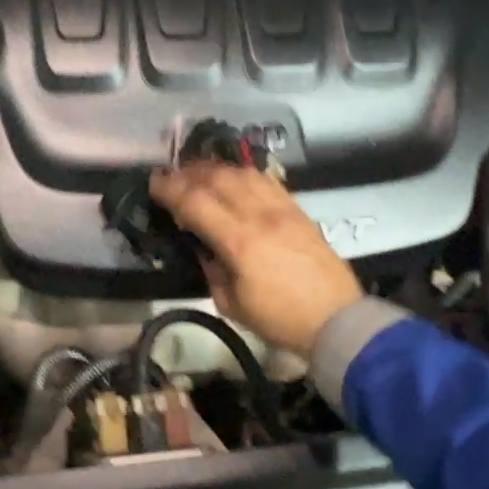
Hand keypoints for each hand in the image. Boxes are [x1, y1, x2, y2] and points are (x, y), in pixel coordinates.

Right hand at [150, 163, 363, 355]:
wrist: (335, 318)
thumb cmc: (279, 319)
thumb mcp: (230, 304)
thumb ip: (211, 269)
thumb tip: (202, 245)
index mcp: (239, 243)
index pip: (195, 202)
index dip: (169, 189)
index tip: (153, 184)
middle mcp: (260, 216)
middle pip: (217, 178)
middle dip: (187, 173)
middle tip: (170, 177)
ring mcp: (282, 209)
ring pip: (242, 173)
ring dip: (214, 169)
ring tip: (197, 173)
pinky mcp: (297, 209)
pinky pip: (266, 180)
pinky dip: (242, 174)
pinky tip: (232, 178)